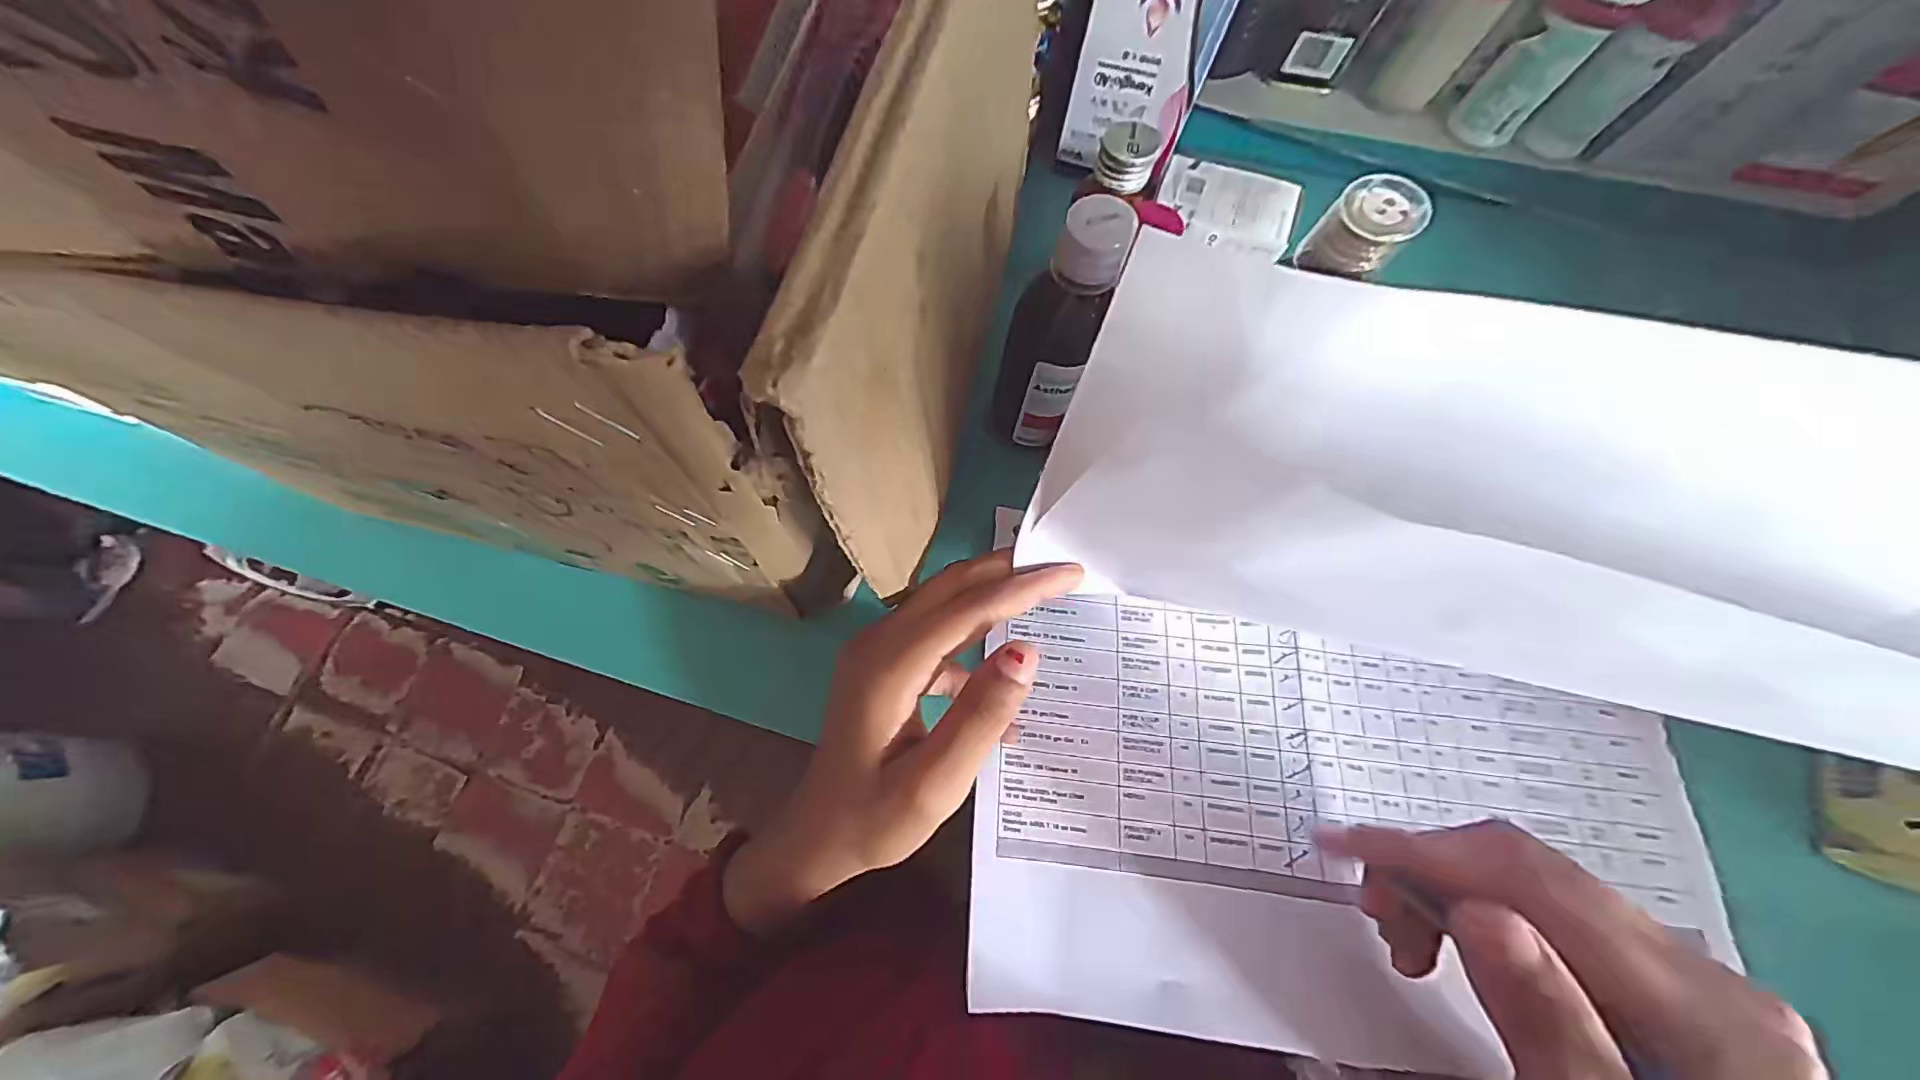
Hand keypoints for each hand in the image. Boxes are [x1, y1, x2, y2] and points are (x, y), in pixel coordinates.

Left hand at [723, 551, 1083, 933]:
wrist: (817, 837)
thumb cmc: (874, 820)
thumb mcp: (935, 783)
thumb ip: (981, 716)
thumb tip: (1026, 651)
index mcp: (889, 665)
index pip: (967, 608)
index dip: (1022, 587)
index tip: (1071, 572)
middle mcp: (879, 642)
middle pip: (952, 587)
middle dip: (1009, 571)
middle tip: (1063, 568)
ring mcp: (878, 650)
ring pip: (945, 602)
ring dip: (994, 593)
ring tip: (1043, 595)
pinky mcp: (884, 664)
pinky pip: (937, 635)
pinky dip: (975, 636)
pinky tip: (1001, 676)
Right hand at [1321, 821, 1825, 1079]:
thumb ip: (1548, 1024)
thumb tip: (1476, 911)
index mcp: (1701, 1007)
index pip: (1526, 875)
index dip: (1419, 848)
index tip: (1338, 844)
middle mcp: (1702, 976)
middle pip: (1529, 870)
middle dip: (1426, 870)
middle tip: (1374, 914)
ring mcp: (1690, 984)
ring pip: (1536, 887)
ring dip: (1449, 894)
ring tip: (1409, 943)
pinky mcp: (1667, 998)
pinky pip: (1553, 920)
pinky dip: (1484, 918)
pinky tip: (1462, 949)